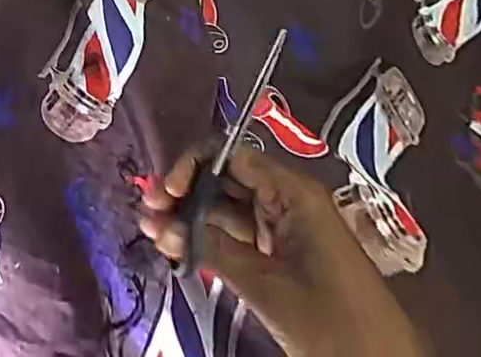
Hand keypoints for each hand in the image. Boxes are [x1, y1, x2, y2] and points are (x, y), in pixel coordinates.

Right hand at [140, 147, 425, 356]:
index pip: (229, 155)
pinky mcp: (282, 253)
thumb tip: (159, 225)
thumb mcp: (265, 285)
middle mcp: (286, 198)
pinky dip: (207, 239)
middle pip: (223, 179)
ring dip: (189, 218)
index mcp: (291, 191)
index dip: (192, 167)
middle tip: (147, 209)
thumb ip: (210, 248)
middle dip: (183, 193)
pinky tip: (175, 243)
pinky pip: (237, 234)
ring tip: (151, 229)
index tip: (166, 191)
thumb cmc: (333, 324)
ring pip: (225, 208)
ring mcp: (284, 226)